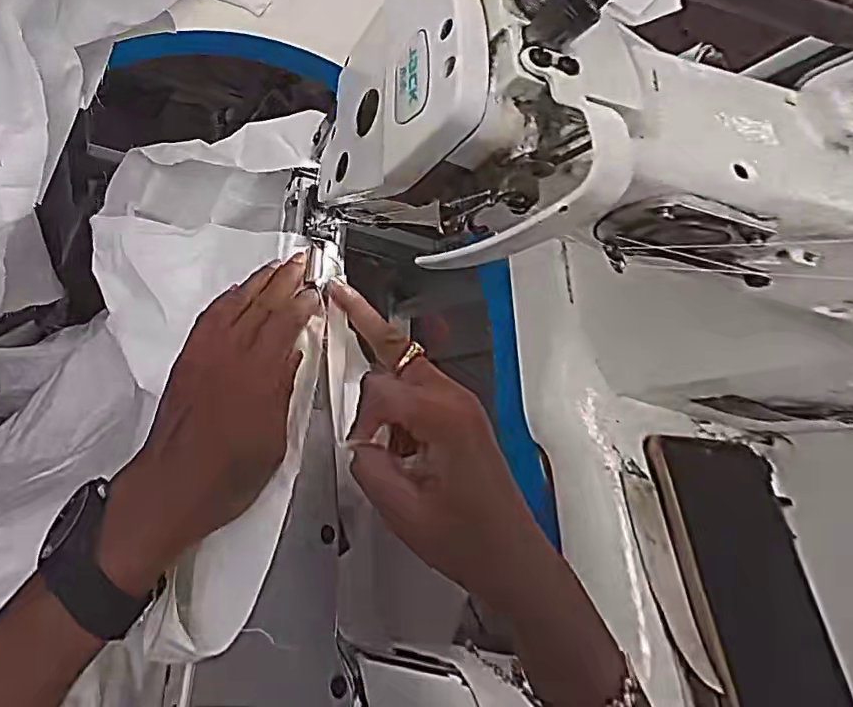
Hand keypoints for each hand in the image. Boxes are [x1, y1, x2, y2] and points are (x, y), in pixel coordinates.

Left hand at [96, 253, 319, 596]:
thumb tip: (294, 357)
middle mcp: (231, 356)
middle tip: (301, 261)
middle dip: (286, 278)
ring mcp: (206, 353)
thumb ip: (284, 390)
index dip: (303, 303)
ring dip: (259, 280)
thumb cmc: (222, 475)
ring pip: (237, 302)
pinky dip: (228, 297)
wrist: (172, 485)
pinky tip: (238, 291)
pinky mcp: (188, 357)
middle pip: (263, 303)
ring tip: (276, 266)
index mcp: (259, 375)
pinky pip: (210, 315)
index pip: (286, 322)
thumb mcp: (275, 440)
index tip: (315, 292)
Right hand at [332, 282, 636, 706]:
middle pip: (398, 350)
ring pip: (408, 369)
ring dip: (384, 392)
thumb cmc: (471, 538)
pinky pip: (420, 392)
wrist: (511, 557)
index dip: (361, 418)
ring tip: (378, 433)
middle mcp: (455, 400)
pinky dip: (400, 409)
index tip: (355, 442)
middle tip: (340, 295)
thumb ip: (366, 465)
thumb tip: (356, 443)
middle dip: (365, 329)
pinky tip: (400, 448)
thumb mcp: (402, 509)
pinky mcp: (461, 416)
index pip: (381, 387)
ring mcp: (461, 405)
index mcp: (444, 416)